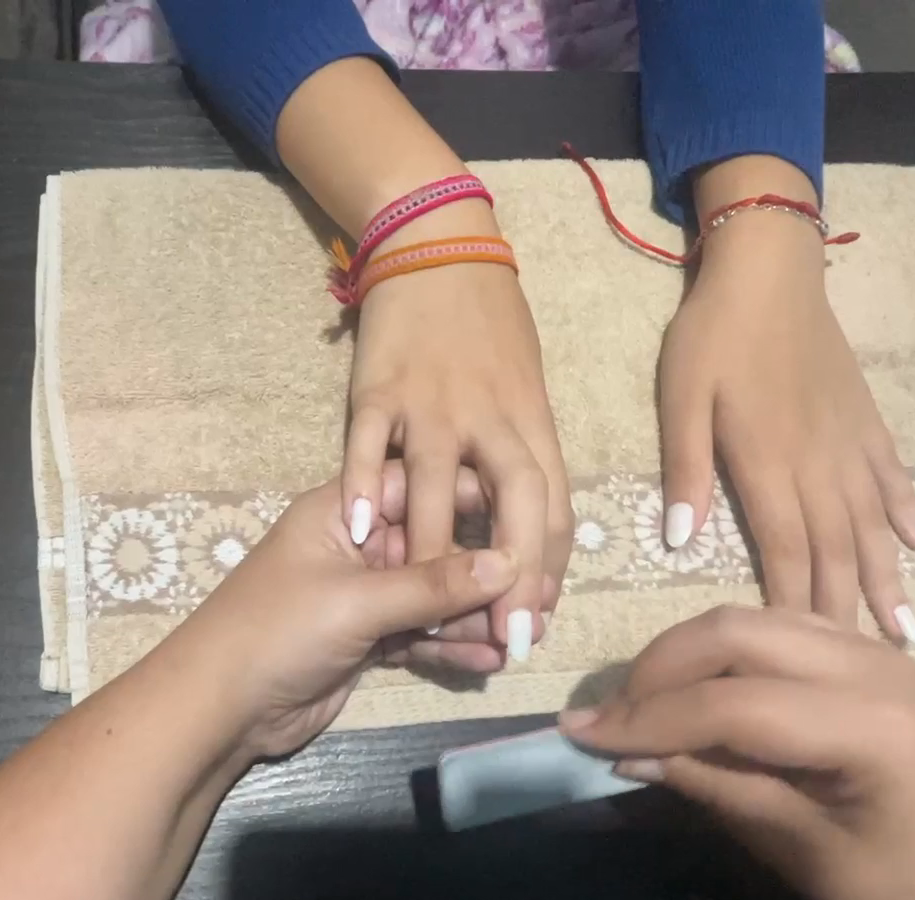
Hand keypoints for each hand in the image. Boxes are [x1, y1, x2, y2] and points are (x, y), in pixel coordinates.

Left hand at [160, 463, 518, 759]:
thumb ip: (433, 584)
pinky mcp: (366, 639)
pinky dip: (448, 648)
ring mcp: (362, 595)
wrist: (221, 707)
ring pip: (430, 597)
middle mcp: (357, 546)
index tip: (522, 522)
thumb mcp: (357, 600)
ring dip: (470, 618)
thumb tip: (509, 565)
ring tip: (519, 640)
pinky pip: (419, 635)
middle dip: (480, 576)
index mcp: (342, 510)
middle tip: (530, 602)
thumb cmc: (279, 630)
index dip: (470, 501)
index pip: (418, 486)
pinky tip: (486, 661)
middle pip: (433, 547)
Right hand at [344, 207, 572, 666]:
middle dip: (512, 578)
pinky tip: (362, 532)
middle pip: (513, 504)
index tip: (536, 623)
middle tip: (503, 638)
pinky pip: (371, 445)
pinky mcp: (380, 388)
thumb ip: (526, 458)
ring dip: (434, 551)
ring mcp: (432, 403)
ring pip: (439, 485)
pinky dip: (367, 487)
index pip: (552, 507)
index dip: (548, 571)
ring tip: (426, 612)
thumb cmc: (489, 329)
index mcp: (530, 422)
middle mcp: (489, 418)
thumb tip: (530, 535)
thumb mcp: (526, 391)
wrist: (439, 247)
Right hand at [559, 606, 914, 899]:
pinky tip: (701, 685)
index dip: (646, 719)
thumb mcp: (807, 853)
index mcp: (870, 727)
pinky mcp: (865, 648)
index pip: (728, 704)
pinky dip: (718, 646)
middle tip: (612, 715)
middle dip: (655, 670)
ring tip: (645, 700)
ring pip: (744, 617)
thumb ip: (715, 788)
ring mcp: (871, 647)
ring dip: (682, 652)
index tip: (580, 734)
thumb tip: (628, 754)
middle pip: (730, 633)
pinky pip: (771, 623)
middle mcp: (871, 665)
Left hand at [659, 159, 914, 643]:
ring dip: (890, 578)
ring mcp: (851, 444)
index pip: (784, 550)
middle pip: (836, 549)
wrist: (769, 273)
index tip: (807, 652)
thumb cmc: (711, 339)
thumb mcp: (681, 403)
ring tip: (910, 630)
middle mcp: (820, 465)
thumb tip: (681, 543)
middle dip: (846, 608)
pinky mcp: (867, 420)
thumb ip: (687, 473)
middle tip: (867, 664)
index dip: (793, 602)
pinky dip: (911, 514)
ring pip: (873, 525)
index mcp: (769, 466)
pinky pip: (894, 478)